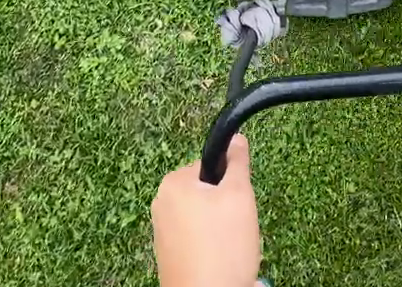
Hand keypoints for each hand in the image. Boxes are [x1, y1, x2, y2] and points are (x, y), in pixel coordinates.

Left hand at [151, 135, 260, 286]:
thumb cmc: (222, 250)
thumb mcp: (239, 194)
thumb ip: (238, 161)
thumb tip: (235, 139)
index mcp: (173, 183)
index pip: (211, 166)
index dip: (229, 183)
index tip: (236, 204)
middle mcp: (161, 204)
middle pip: (206, 192)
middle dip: (225, 208)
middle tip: (234, 227)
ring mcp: (162, 232)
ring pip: (203, 217)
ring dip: (219, 228)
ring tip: (227, 248)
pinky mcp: (168, 256)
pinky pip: (196, 239)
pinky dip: (209, 246)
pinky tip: (218, 261)